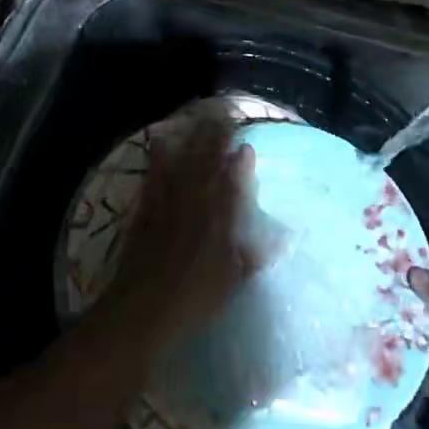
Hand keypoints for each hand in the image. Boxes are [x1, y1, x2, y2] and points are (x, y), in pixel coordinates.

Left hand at [98, 116, 257, 346]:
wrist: (142, 313)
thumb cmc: (195, 301)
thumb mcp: (233, 280)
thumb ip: (255, 254)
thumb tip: (286, 235)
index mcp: (221, 221)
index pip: (234, 184)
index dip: (241, 164)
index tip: (246, 145)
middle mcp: (196, 206)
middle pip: (207, 165)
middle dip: (216, 140)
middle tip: (223, 115)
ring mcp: (167, 206)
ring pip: (182, 165)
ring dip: (190, 141)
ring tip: (197, 120)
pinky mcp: (145, 213)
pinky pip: (154, 179)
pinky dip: (158, 160)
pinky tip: (160, 144)